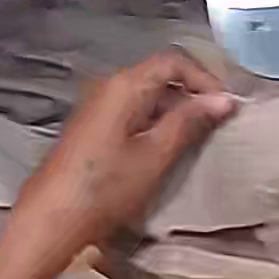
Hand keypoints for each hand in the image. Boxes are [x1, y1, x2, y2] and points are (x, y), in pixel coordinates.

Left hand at [0, 51, 238, 277]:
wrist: (52, 216)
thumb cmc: (107, 187)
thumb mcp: (155, 155)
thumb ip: (189, 122)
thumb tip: (224, 99)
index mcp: (125, 85)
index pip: (173, 61)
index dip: (204, 78)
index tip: (227, 106)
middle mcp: (109, 86)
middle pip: (159, 75)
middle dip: (191, 94)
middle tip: (218, 124)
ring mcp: (98, 105)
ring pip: (146, 94)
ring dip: (175, 110)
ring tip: (199, 138)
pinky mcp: (93, 125)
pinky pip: (132, 110)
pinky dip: (155, 121)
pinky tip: (166, 148)